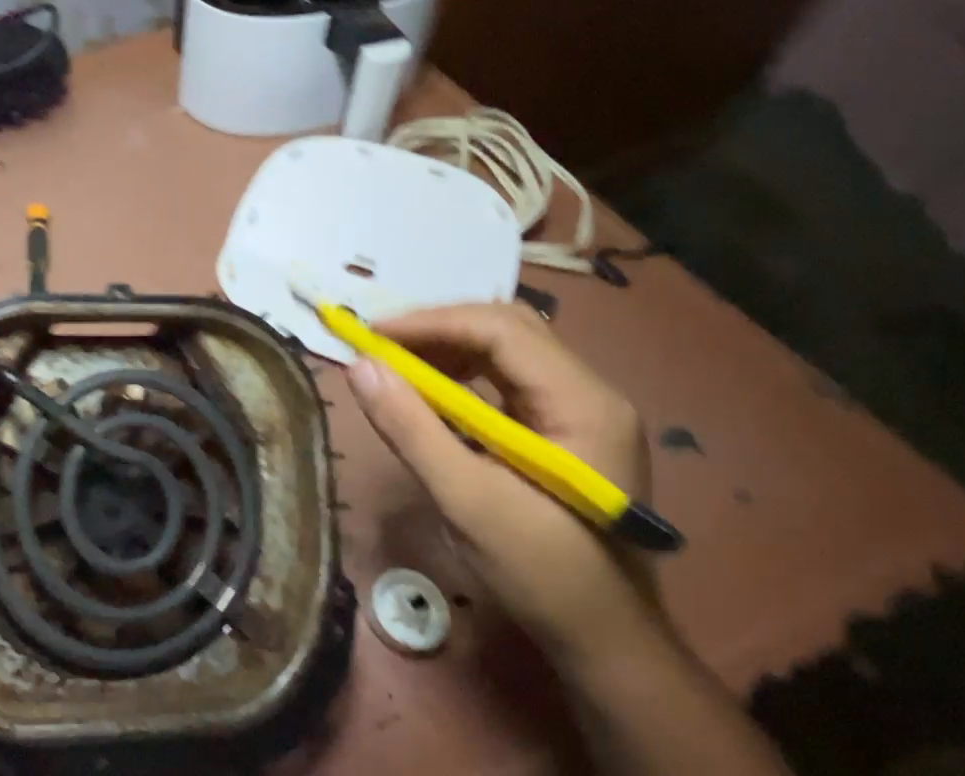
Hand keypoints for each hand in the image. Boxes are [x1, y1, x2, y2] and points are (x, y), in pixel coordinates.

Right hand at [347, 303, 663, 665]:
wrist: (604, 640)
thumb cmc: (542, 573)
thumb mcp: (468, 502)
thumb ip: (412, 429)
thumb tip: (359, 367)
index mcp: (583, 404)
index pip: (502, 330)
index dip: (432, 324)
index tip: (372, 336)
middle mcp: (591, 394)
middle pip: (509, 330)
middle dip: (438, 330)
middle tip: (380, 348)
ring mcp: (583, 412)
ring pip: (509, 351)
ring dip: (449, 350)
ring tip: (398, 370)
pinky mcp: (567, 431)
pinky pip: (510, 381)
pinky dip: (464, 377)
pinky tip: (434, 398)